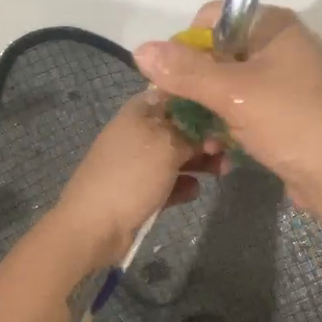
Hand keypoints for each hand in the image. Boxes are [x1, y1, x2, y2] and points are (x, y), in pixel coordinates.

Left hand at [52, 89, 211, 265]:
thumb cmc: (130, 177)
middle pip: (181, 128)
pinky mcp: (141, 193)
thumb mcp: (166, 146)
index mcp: (140, 112)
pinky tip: (195, 191)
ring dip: (200, 163)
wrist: (93, 227)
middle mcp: (139, 134)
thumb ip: (191, 133)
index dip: (203, 102)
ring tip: (222, 172)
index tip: (226, 112)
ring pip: (178, 158)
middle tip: (228, 149)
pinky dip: (183, 186)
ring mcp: (139, 165)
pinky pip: (169, 185)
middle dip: (206, 137)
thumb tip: (209, 130)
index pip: (177, 95)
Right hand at [134, 3, 321, 207]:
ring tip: (200, 141)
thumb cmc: (288, 122)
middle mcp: (281, 47)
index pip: (214, 19)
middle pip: (220, 56)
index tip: (172, 83)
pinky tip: (218, 150)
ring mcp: (287, 83)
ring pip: (231, 89)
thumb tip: (141, 50)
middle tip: (181, 117)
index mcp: (273, 26)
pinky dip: (230, 127)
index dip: (186, 47)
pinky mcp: (287, 115)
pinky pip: (247, 113)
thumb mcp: (232, 93)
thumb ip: (186, 72)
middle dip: (196, 87)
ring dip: (210, 113)